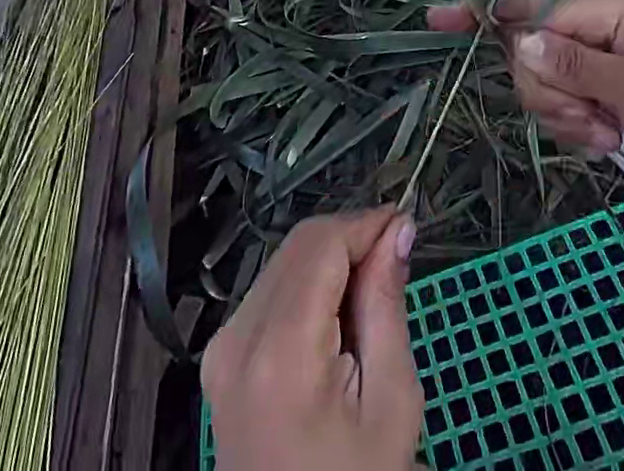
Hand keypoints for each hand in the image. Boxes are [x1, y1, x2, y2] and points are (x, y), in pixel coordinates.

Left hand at [202, 208, 421, 470]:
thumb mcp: (392, 399)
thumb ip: (386, 304)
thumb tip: (397, 228)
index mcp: (280, 351)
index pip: (320, 245)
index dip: (364, 223)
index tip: (404, 224)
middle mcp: (237, 336)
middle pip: (297, 246)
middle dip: (349, 238)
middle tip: (394, 258)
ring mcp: (221, 345)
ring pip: (283, 261)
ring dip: (330, 259)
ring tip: (369, 294)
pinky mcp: (220, 354)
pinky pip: (269, 290)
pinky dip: (308, 284)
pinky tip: (336, 315)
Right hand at [428, 0, 623, 185]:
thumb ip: (572, 66)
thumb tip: (517, 42)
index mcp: (599, 13)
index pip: (526, 11)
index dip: (481, 17)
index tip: (436, 20)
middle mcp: (588, 35)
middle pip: (526, 61)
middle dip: (551, 98)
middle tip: (594, 118)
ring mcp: (591, 70)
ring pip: (539, 94)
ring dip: (568, 122)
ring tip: (612, 134)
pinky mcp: (597, 100)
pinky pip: (560, 116)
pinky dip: (578, 134)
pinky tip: (612, 142)